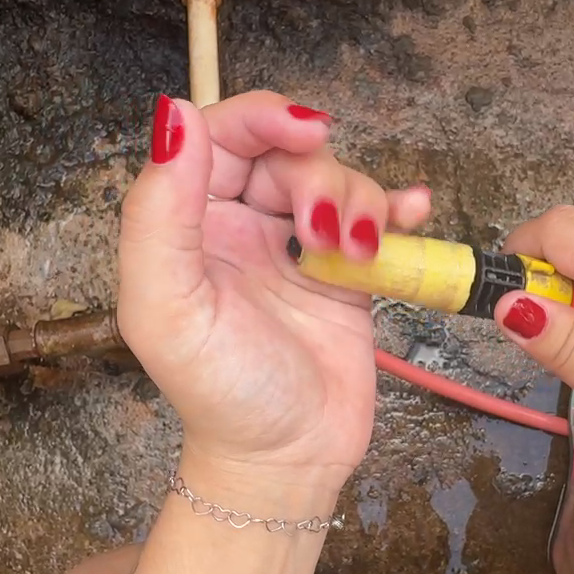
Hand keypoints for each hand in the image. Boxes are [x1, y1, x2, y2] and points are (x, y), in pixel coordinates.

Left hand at [117, 92, 431, 504]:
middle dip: (319, 180)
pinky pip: (376, 221)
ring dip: (360, 204)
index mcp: (190, 225)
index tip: (308, 132)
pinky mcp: (347, 273)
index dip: (262, 118)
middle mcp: (243, 226)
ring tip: (358, 257)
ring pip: (338, 183)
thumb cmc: (223, 393)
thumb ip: (159, 214)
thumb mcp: (169, 308)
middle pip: (289, 156)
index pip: (222, 138)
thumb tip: (174, 116)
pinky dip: (399, 210)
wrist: (288, 458)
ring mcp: (299, 248)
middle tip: (325, 236)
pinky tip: (414, 212)